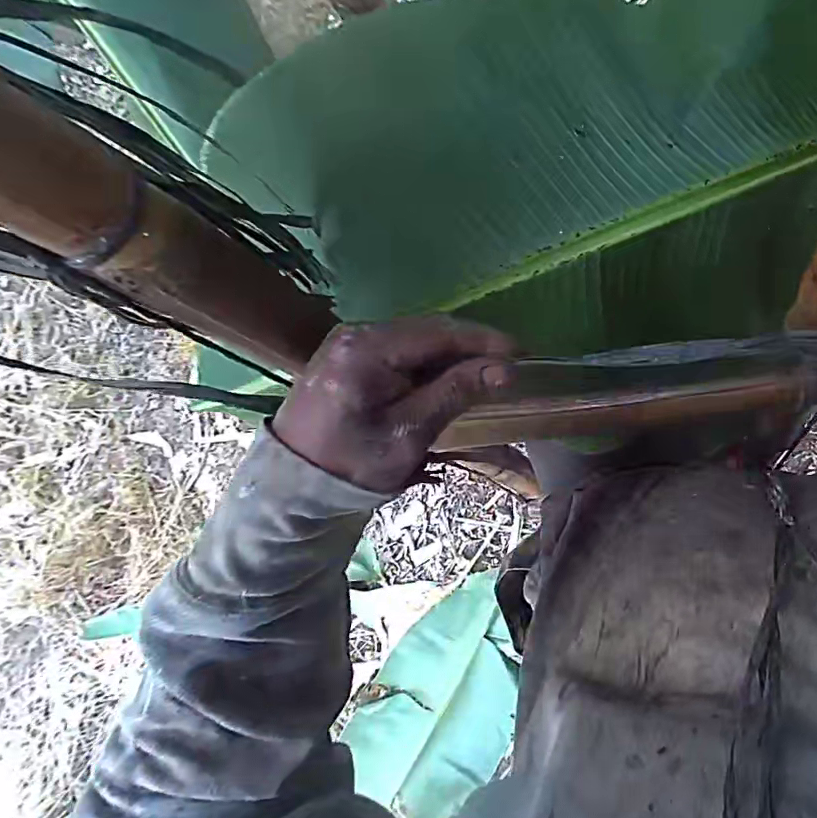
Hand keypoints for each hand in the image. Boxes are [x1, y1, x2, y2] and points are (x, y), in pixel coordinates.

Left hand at [273, 316, 515, 492]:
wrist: (294, 487)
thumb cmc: (352, 465)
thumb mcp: (409, 433)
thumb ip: (455, 393)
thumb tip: (505, 368)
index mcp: (366, 349)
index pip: (439, 332)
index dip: (484, 340)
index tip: (522, 354)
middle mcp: (357, 333)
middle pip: (429, 330)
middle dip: (472, 347)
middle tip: (509, 367)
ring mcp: (351, 342)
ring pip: (417, 339)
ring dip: (453, 355)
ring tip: (486, 374)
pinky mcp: (350, 355)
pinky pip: (402, 350)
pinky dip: (431, 363)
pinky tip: (450, 378)